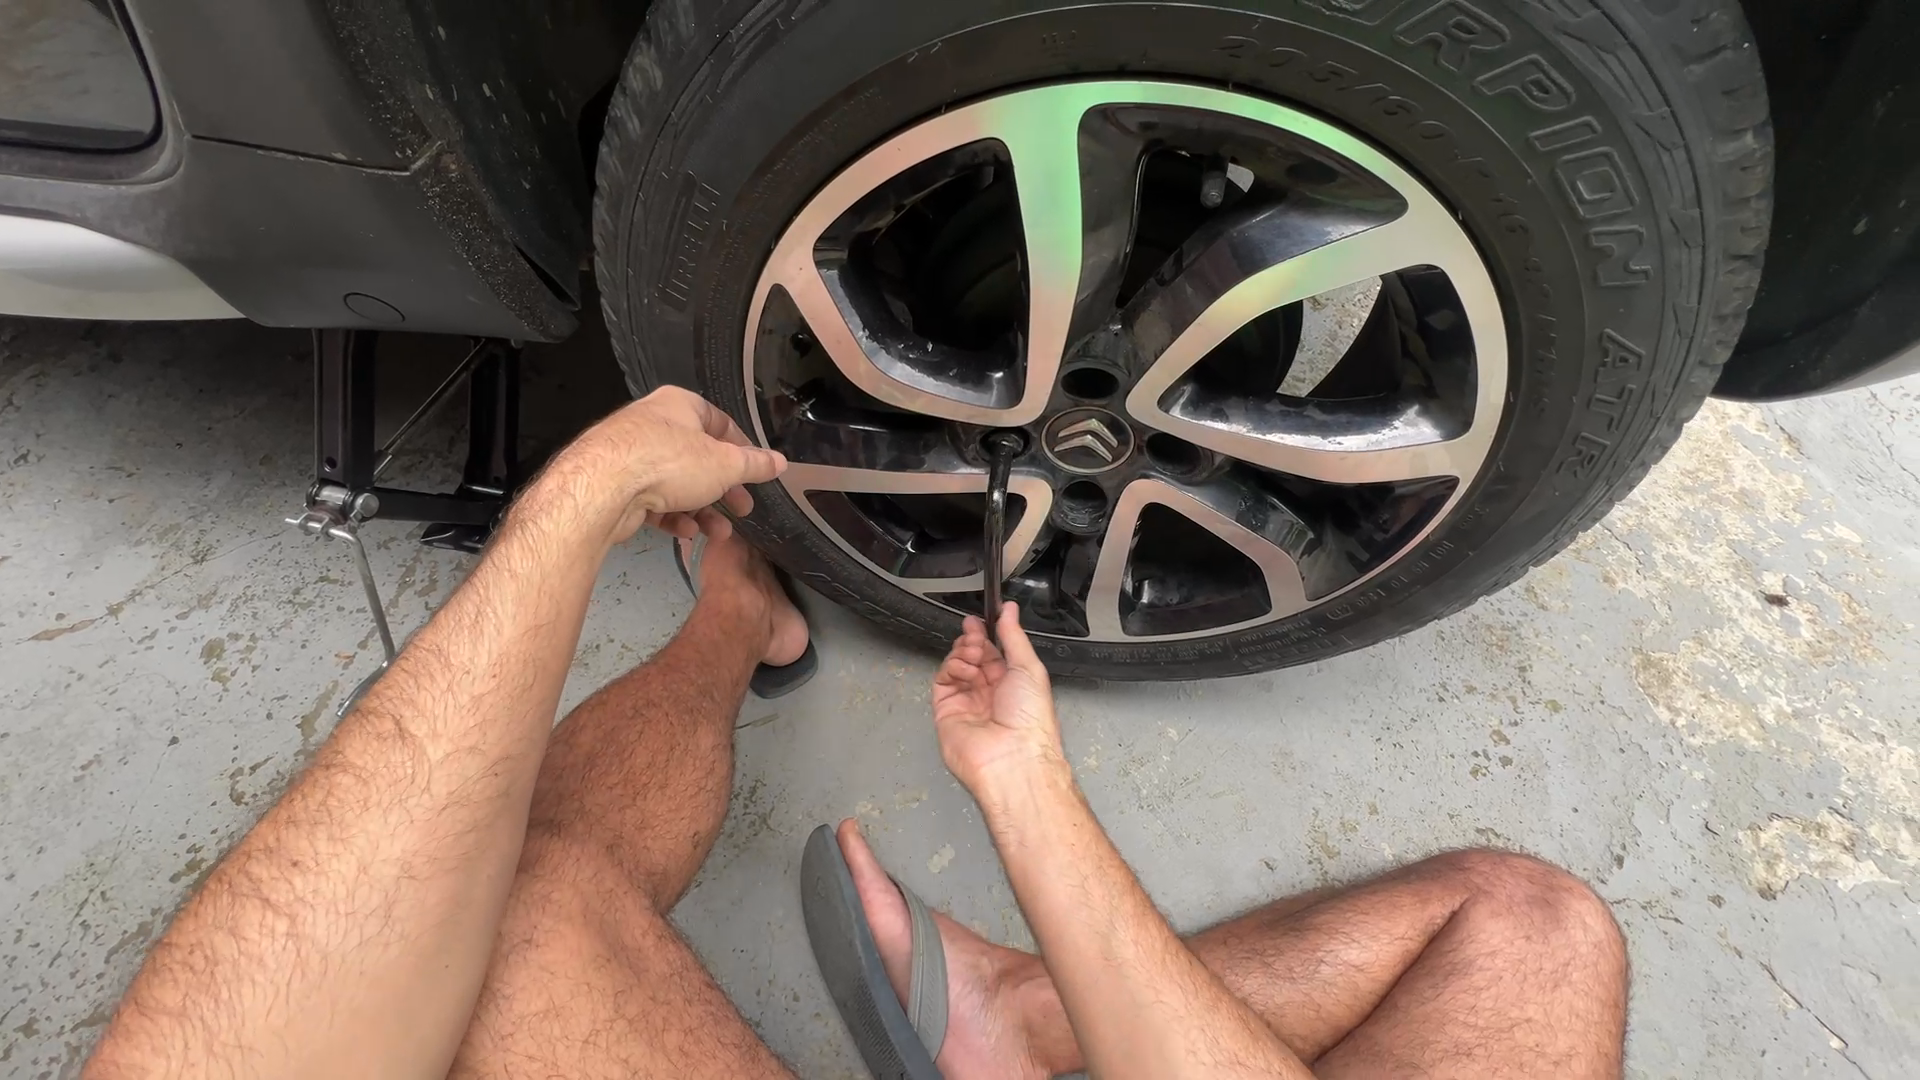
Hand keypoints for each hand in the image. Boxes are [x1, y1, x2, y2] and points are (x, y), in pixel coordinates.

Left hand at [538, 386, 786, 544]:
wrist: (603, 489)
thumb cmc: (667, 462)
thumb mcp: (726, 465)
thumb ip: (755, 464)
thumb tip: (779, 462)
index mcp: (680, 406)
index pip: (721, 423)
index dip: (743, 450)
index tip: (755, 472)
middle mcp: (654, 424)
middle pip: (700, 458)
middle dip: (724, 489)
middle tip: (742, 508)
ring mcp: (632, 455)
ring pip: (677, 484)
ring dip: (702, 510)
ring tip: (720, 531)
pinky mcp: (617, 484)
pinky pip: (653, 500)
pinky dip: (673, 516)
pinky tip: (688, 532)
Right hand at [931, 603, 1066, 794]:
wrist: (1012, 758)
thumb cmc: (1030, 721)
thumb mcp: (1028, 668)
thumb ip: (1014, 636)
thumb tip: (1009, 611)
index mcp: (1013, 685)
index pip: (995, 653)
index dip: (987, 634)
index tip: (981, 619)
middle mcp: (990, 694)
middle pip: (973, 657)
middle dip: (972, 640)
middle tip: (973, 631)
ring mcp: (967, 702)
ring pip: (956, 665)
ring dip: (962, 652)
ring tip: (972, 652)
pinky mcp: (947, 711)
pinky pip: (943, 680)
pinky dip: (951, 667)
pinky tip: (964, 667)